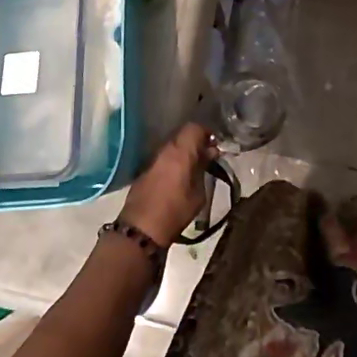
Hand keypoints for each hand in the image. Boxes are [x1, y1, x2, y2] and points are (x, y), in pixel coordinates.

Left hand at [117, 123, 215, 246]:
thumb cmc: (176, 211)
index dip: (206, 133)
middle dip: (195, 143)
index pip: (194, 128)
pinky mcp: (144, 171)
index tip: (214, 145)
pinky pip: (163, 159)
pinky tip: (179, 177)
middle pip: (182, 136)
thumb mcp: (198, 193)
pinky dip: (173, 162)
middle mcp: (164, 150)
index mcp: (180, 152)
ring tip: (195, 168)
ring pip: (171, 147)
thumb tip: (209, 154)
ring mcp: (152, 160)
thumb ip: (203, 169)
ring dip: (184, 153)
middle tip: (207, 157)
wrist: (141, 228)